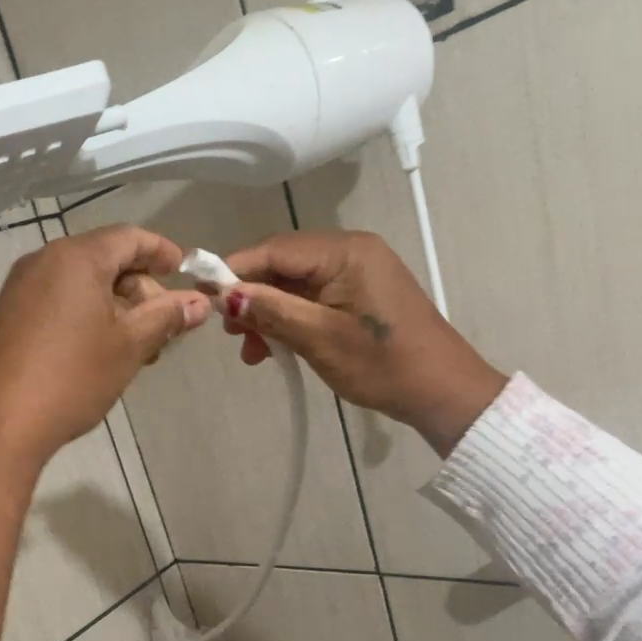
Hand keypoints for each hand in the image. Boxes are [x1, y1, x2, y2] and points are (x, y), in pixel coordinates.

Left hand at [0, 224, 211, 463]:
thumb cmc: (71, 378)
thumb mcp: (128, 347)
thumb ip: (166, 318)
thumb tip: (199, 303)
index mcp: (76, 257)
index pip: (129, 237)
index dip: (162, 251)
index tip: (185, 273)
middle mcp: (44, 261)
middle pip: (105, 259)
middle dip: (141, 289)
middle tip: (164, 329)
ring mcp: (21, 288)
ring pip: (82, 284)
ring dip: (116, 308)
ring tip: (137, 349)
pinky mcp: (9, 316)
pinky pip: (59, 301)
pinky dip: (87, 317)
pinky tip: (101, 353)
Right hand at [221, 231, 507, 455]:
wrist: (440, 391)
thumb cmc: (382, 365)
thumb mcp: (319, 339)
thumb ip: (271, 311)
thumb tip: (225, 296)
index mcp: (345, 252)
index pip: (274, 249)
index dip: (234, 270)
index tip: (201, 295)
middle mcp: (350, 251)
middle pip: (281, 264)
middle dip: (251, 297)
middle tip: (230, 335)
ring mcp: (356, 272)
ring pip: (293, 284)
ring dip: (267, 313)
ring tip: (252, 350)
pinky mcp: (358, 294)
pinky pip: (311, 298)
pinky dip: (288, 319)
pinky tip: (274, 347)